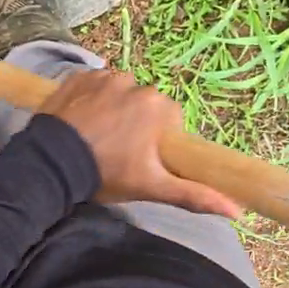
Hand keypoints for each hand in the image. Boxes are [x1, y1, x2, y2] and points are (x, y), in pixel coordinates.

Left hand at [39, 70, 241, 218]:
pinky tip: (80, 119)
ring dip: (112, 107)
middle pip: (143, 103)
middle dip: (134, 122)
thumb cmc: (106, 173)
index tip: (139, 156)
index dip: (156, 139)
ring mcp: (103, 76)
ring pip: (118, 92)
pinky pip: (92, 84)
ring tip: (95, 134)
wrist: (51, 162)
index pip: (169, 119)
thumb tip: (237, 211)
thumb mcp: (151, 187)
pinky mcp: (77, 76)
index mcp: (158, 107)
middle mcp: (134, 83)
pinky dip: (90, 98)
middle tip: (114, 148)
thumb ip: (194, 195)